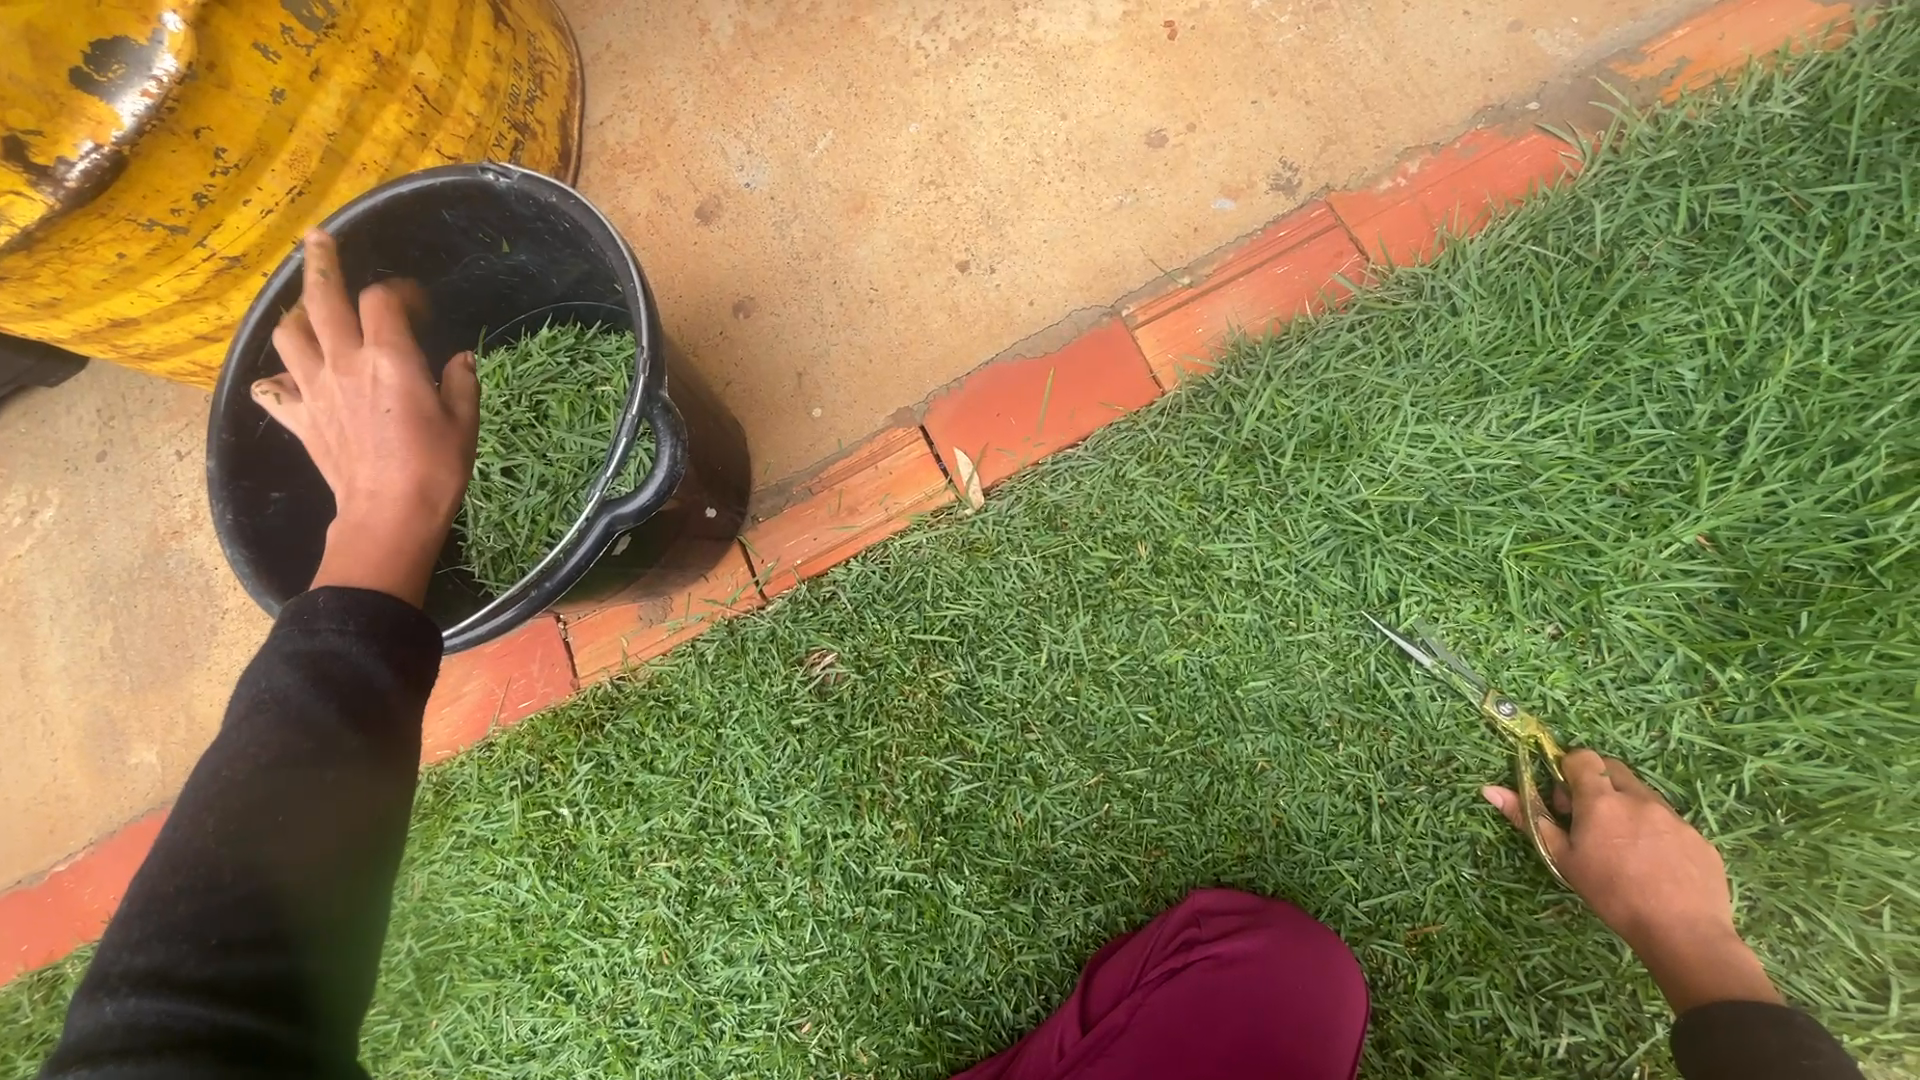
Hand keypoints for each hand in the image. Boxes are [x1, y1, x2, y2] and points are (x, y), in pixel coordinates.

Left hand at [251, 230, 479, 607]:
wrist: (390, 514)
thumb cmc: (438, 467)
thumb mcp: (465, 422)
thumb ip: (459, 382)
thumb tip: (458, 359)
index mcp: (390, 360)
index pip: (384, 301)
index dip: (400, 290)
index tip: (417, 300)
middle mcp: (344, 363)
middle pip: (321, 300)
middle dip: (321, 264)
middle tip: (320, 240)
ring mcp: (314, 389)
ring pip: (288, 334)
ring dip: (297, 316)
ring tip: (309, 313)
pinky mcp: (300, 418)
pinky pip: (274, 389)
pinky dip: (279, 378)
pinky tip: (292, 380)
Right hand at [1483, 750, 1780, 1012]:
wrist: (1683, 933)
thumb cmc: (1610, 893)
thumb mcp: (1561, 857)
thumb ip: (1528, 817)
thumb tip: (1489, 789)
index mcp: (1601, 801)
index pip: (1583, 758)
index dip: (1569, 771)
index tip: (1566, 801)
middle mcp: (1639, 800)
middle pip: (1614, 769)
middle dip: (1598, 783)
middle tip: (1589, 820)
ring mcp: (1675, 819)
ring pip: (1644, 796)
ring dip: (1626, 807)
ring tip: (1622, 846)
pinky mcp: (1700, 839)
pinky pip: (1670, 823)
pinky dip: (1655, 832)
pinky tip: (1653, 865)